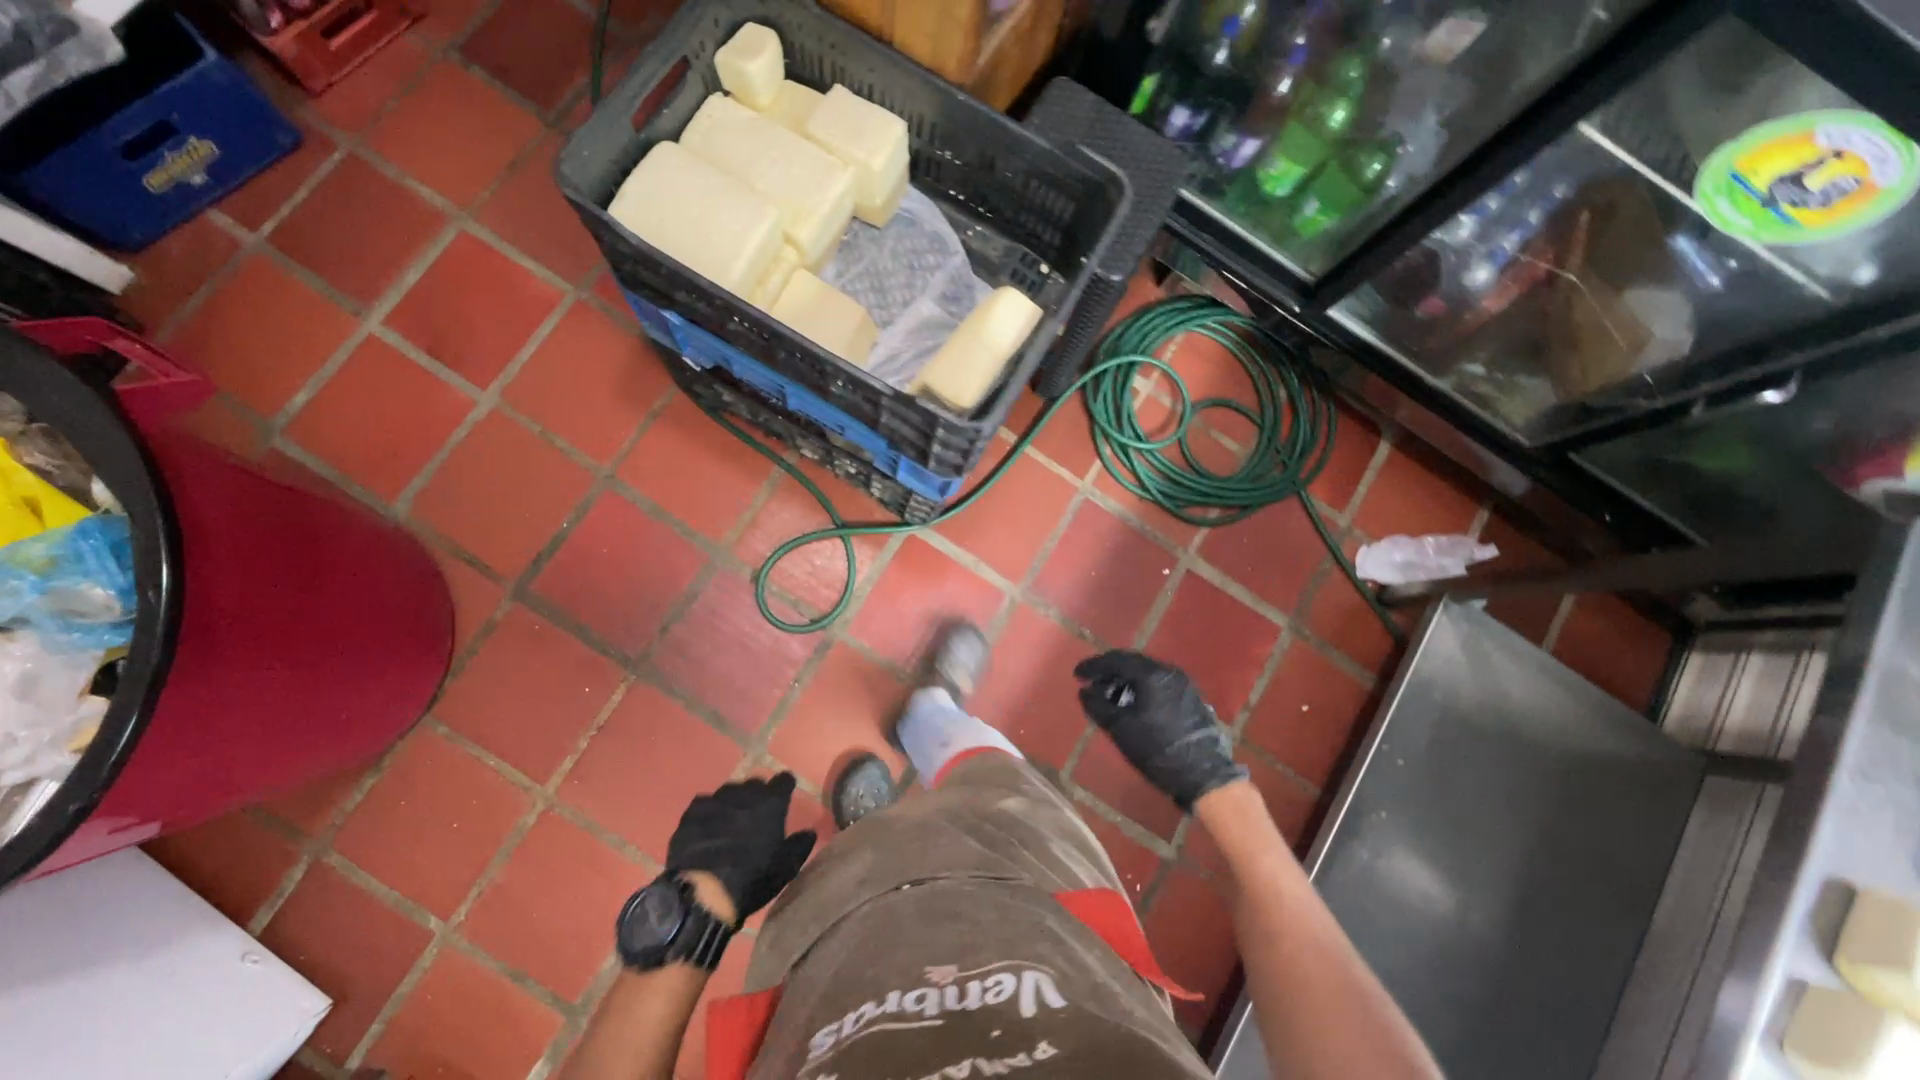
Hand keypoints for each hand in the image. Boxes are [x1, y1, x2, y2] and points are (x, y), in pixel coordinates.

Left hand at [665, 773, 815, 924]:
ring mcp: (715, 801)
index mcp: (771, 804)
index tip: (785, 795)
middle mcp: (744, 795)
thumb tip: (810, 831)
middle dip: (758, 794)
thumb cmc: (752, 879)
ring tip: (731, 818)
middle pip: (755, 783)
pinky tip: (706, 826)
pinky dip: (709, 811)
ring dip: (733, 801)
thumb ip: (799, 846)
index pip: (783, 780)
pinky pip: (704, 803)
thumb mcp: (785, 868)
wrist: (703, 892)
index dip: (785, 786)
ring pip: (729, 791)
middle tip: (758, 813)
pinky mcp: (691, 813)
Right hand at [1075, 651, 1246, 809]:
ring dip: (1126, 682)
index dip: (1094, 666)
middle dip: (1110, 673)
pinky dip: (1142, 690)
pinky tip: (1135, 707)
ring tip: (1111, 699)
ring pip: (1147, 674)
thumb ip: (1097, 706)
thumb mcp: (1120, 729)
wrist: (1204, 774)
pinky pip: (1160, 685)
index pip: (1116, 660)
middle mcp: (1169, 672)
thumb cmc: (1156, 749)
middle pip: (1133, 664)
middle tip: (1093, 686)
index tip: (1077, 676)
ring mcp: (1184, 684)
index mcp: (1151, 674)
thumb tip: (1085, 691)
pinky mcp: (1192, 698)